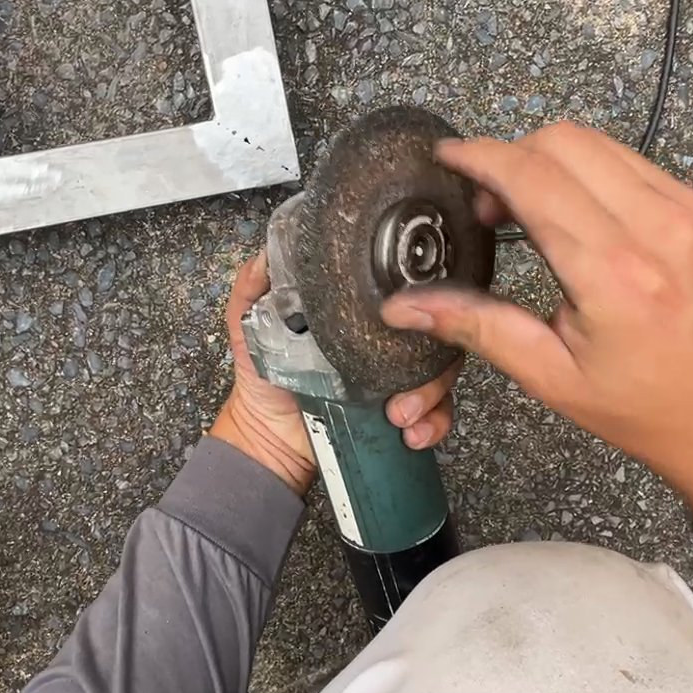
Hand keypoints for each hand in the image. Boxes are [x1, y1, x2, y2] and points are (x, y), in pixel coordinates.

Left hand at [209, 254, 459, 496]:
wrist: (269, 438)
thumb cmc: (262, 375)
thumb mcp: (250, 324)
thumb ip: (252, 289)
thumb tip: (268, 255)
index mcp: (357, 312)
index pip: (402, 293)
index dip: (416, 299)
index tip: (409, 314)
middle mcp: (385, 338)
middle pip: (433, 330)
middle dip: (429, 361)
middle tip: (402, 387)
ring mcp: (399, 375)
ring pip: (442, 371)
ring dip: (432, 394)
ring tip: (401, 416)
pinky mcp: (406, 410)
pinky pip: (440, 411)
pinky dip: (435, 421)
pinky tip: (413, 433)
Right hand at [379, 123, 692, 580]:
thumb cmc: (652, 412)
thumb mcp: (552, 377)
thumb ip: (476, 326)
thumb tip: (404, 307)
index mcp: (615, 274)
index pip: (533, 178)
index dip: (480, 157)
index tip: (448, 157)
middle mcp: (659, 227)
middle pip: (563, 142)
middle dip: (510, 157)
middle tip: (487, 207)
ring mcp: (691, 211)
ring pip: (599, 143)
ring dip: (549, 160)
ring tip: (526, 211)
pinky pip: (632, 162)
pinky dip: (588, 172)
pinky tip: (576, 215)